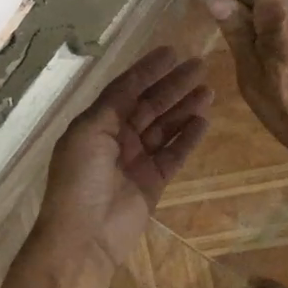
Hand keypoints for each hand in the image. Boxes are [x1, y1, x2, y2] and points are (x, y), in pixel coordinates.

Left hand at [37, 47, 212, 269]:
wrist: (84, 235)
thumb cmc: (80, 178)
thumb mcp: (89, 132)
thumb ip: (113, 105)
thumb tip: (133, 82)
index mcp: (95, 123)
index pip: (125, 88)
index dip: (147, 70)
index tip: (172, 52)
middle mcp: (116, 137)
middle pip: (149, 104)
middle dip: (172, 85)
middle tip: (199, 66)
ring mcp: (135, 159)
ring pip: (164, 126)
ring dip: (184, 108)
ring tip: (208, 90)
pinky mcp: (153, 181)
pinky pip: (174, 153)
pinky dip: (188, 137)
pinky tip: (204, 120)